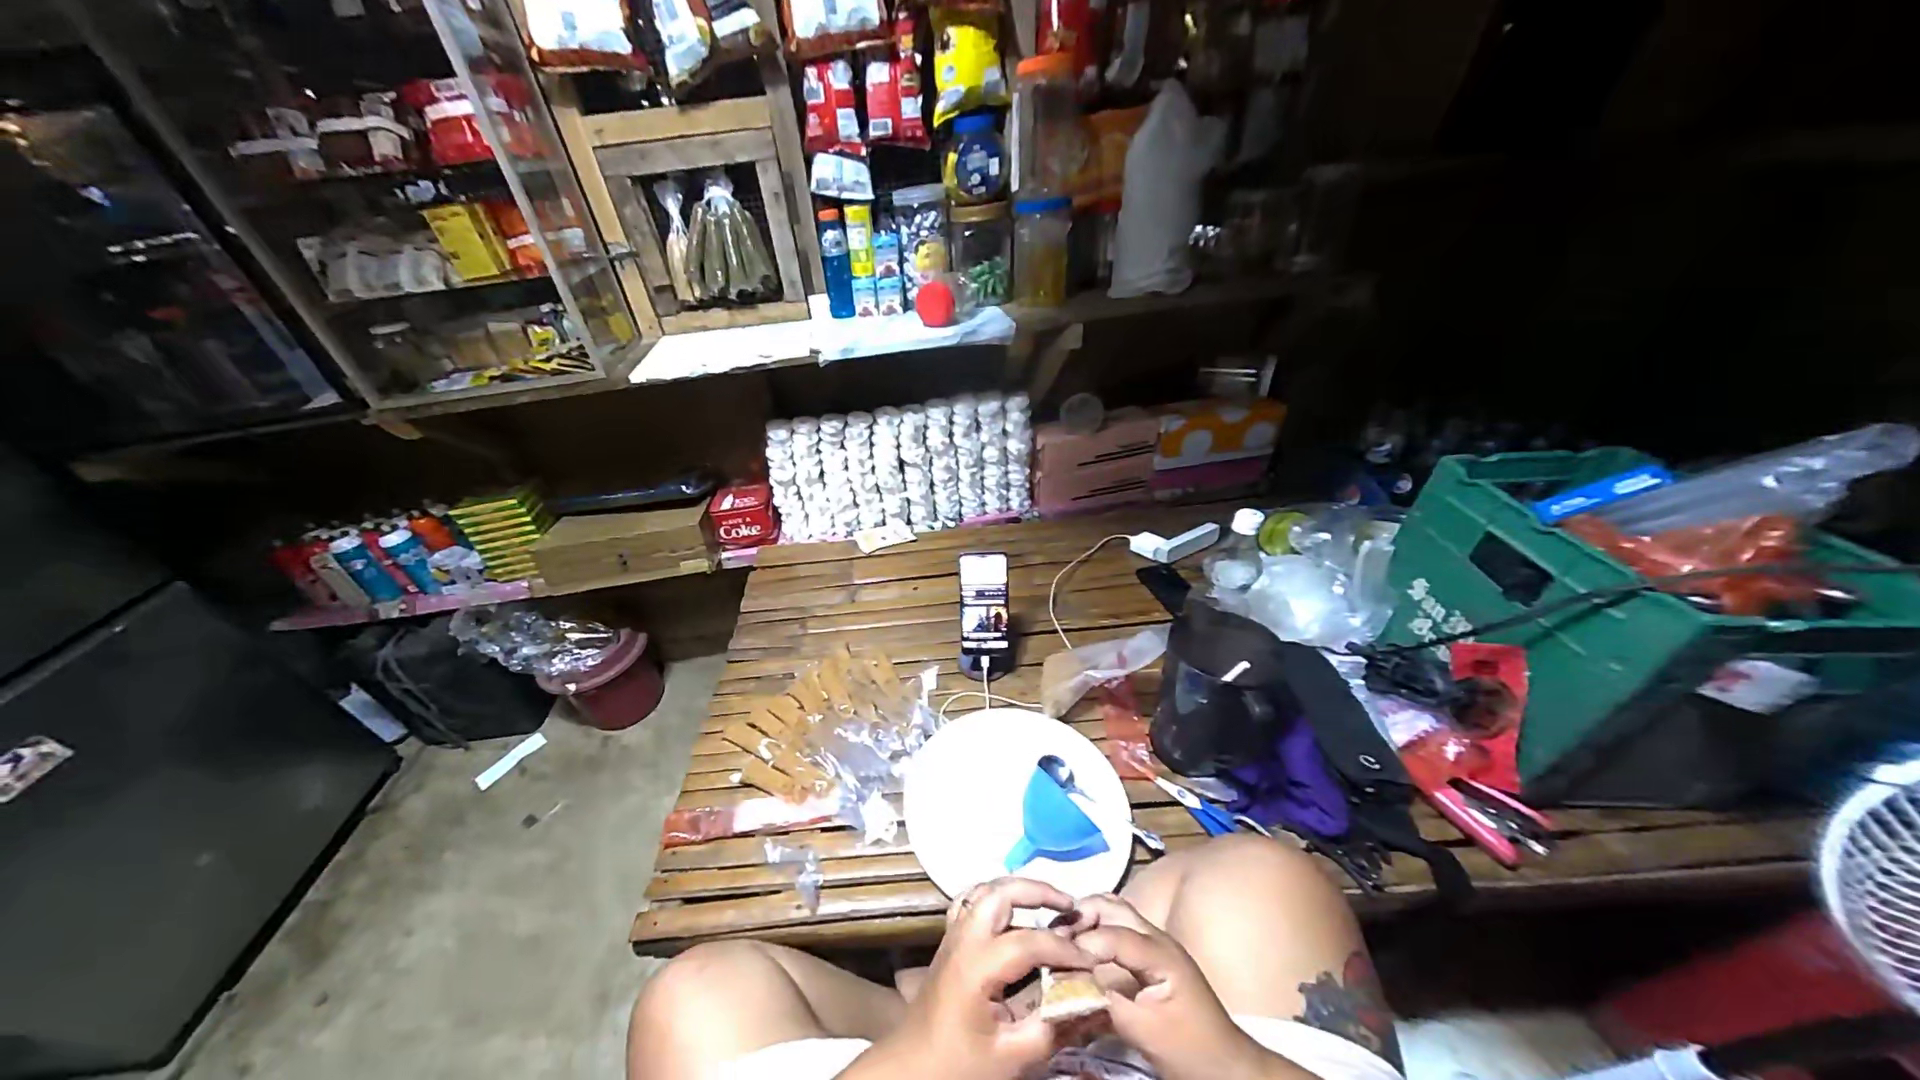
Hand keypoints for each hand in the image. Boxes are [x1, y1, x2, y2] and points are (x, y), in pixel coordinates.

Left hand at [852, 878, 1096, 1079]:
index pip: (1030, 941)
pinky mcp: (949, 940)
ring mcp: (953, 934)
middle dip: (1039, 892)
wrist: (910, 1068)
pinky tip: (1014, 913)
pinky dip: (996, 897)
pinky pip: (971, 902)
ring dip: (1018, 890)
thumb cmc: (957, 1065)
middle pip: (1001, 892)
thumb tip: (1090, 1002)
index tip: (1092, 962)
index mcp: (977, 964)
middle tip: (1070, 905)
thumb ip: (1052, 1028)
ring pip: (985, 890)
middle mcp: (963, 938)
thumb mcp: (1010, 1057)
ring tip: (1048, 904)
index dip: (1065, 949)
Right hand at [1071, 896, 1290, 1079]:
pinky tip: (1079, 954)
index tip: (1052, 958)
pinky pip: (1118, 931)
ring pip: (1113, 913)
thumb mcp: (1146, 1032)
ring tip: (1061, 944)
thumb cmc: (1191, 1052)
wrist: (1229, 1069)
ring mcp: (1155, 945)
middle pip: (1111, 906)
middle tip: (1052, 939)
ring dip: (1086, 921)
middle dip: (1079, 916)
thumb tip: (1066, 984)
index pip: (1111, 933)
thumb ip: (1105, 1003)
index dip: (1080, 943)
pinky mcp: (1150, 959)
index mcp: (1159, 952)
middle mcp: (1156, 938)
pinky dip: (1095, 933)